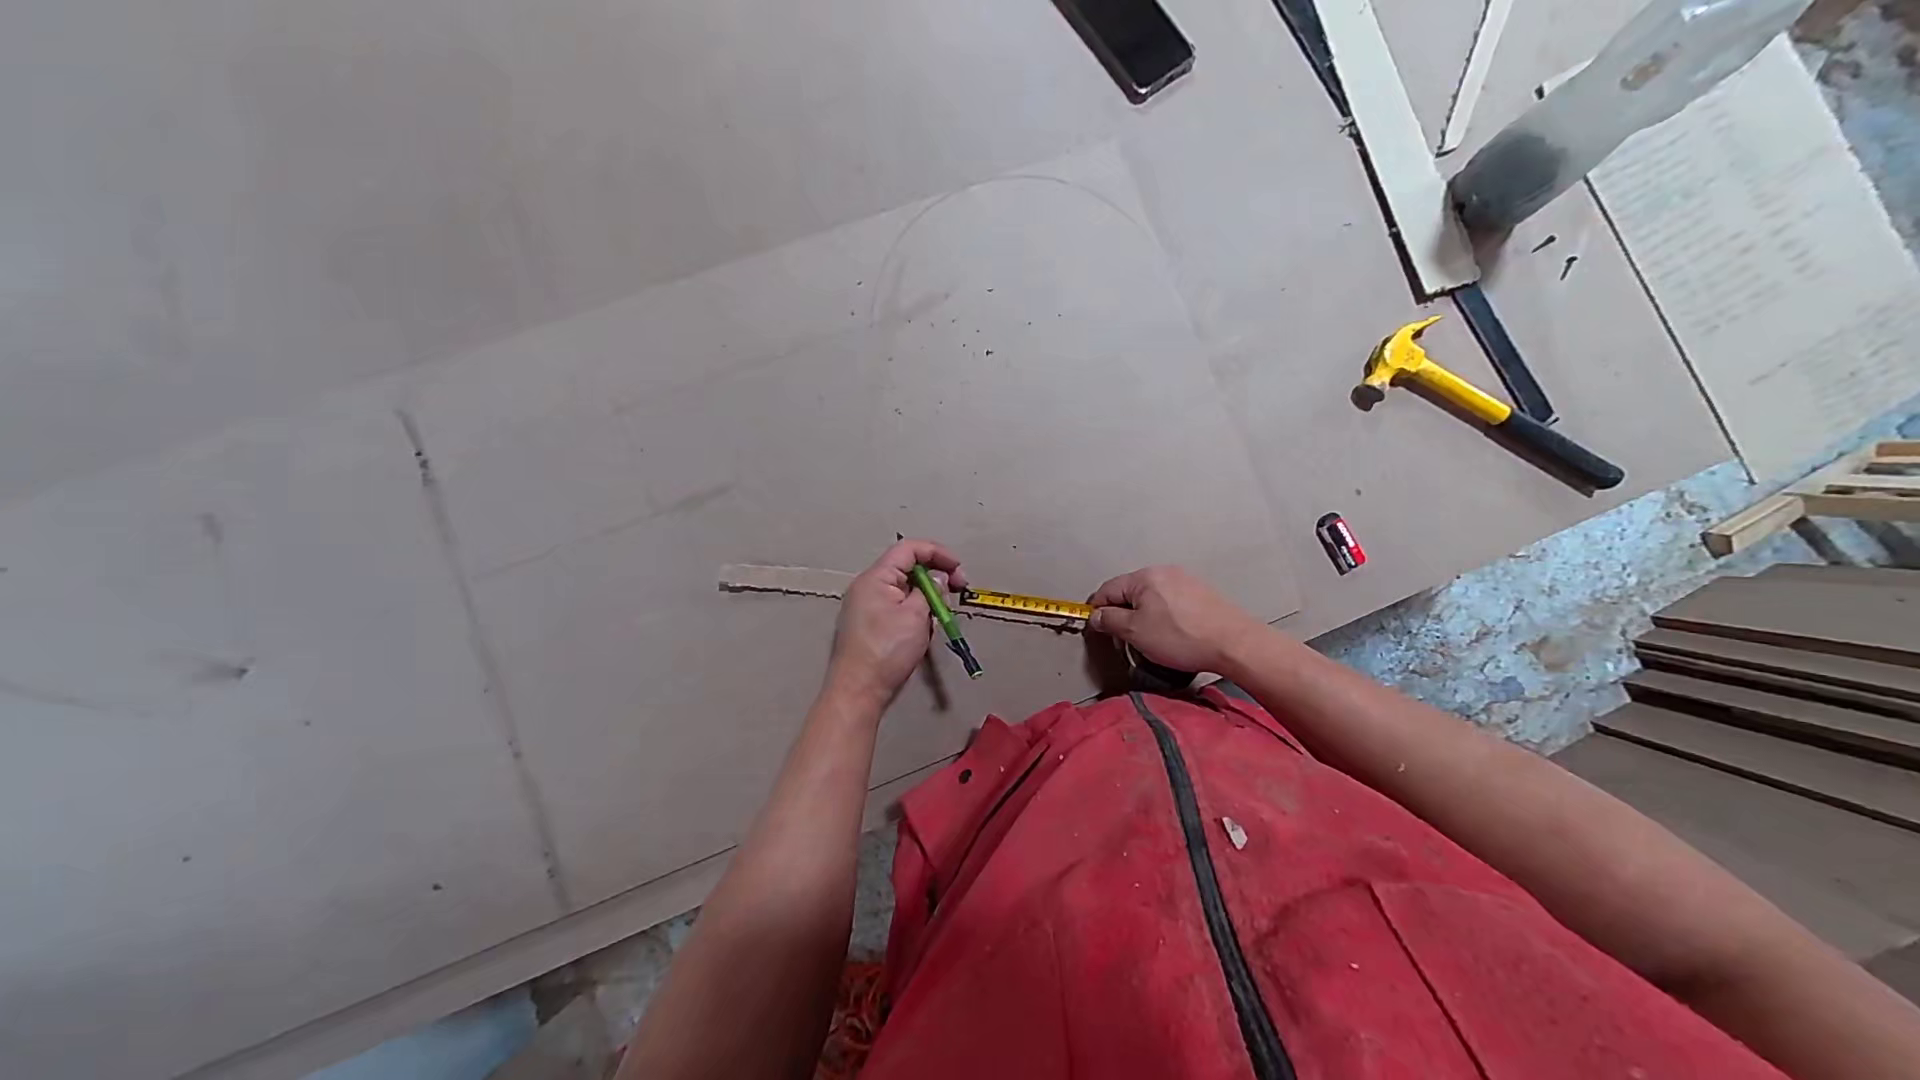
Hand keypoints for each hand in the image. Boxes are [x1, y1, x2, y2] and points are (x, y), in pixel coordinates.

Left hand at [826, 538, 968, 705]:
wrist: (859, 691)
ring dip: (926, 600)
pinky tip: (922, 633)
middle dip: (935, 578)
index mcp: (875, 578)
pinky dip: (915, 613)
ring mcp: (867, 606)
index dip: (937, 553)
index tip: (957, 568)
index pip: (909, 549)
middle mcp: (868, 587)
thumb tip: (939, 578)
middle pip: (907, 568)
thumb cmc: (883, 653)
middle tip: (956, 591)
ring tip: (934, 621)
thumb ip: (931, 591)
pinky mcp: (870, 624)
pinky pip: (898, 608)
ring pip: (905, 590)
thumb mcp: (916, 616)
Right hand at [1086, 565, 1267, 675]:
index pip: (1107, 590)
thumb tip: (1097, 616)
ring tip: (1153, 642)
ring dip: (1144, 618)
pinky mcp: (1201, 594)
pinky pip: (1171, 603)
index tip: (1099, 629)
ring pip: (1151, 599)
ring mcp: (1185, 581)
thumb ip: (1110, 621)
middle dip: (1123, 616)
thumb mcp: (1135, 633)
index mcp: (1144, 577)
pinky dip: (1165, 618)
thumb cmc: (1185, 637)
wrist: (1234, 644)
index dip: (1098, 611)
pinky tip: (1173, 636)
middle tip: (1126, 641)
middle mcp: (1164, 572)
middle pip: (1130, 593)